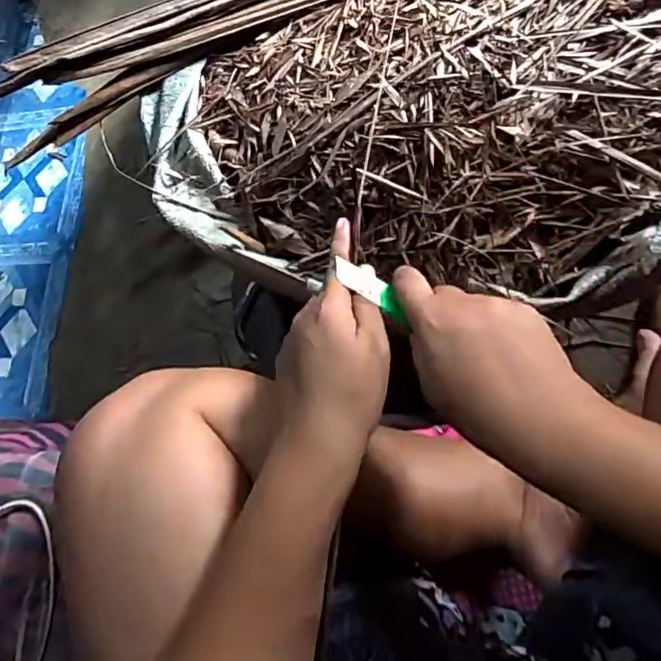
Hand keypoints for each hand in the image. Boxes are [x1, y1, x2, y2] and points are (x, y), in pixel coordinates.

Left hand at [275, 220, 389, 455]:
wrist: (316, 438)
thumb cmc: (356, 392)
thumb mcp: (376, 347)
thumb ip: (368, 306)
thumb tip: (362, 275)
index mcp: (329, 308)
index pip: (337, 267)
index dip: (342, 244)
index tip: (343, 221)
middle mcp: (305, 316)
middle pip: (329, 294)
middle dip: (346, 297)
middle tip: (370, 323)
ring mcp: (291, 337)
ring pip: (319, 316)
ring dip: (335, 322)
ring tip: (356, 355)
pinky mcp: (285, 357)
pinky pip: (309, 336)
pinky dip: (324, 340)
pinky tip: (335, 368)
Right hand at [392, 268, 605, 455]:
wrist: (546, 419)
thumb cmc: (479, 414)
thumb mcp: (431, 386)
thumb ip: (420, 348)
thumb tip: (420, 332)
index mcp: (431, 318)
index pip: (406, 278)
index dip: (404, 288)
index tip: (409, 303)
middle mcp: (462, 302)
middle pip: (443, 295)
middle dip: (444, 314)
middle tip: (455, 346)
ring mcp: (496, 303)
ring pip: (474, 306)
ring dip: (475, 323)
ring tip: (492, 359)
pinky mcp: (525, 309)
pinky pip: (503, 313)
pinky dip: (503, 329)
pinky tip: (515, 358)